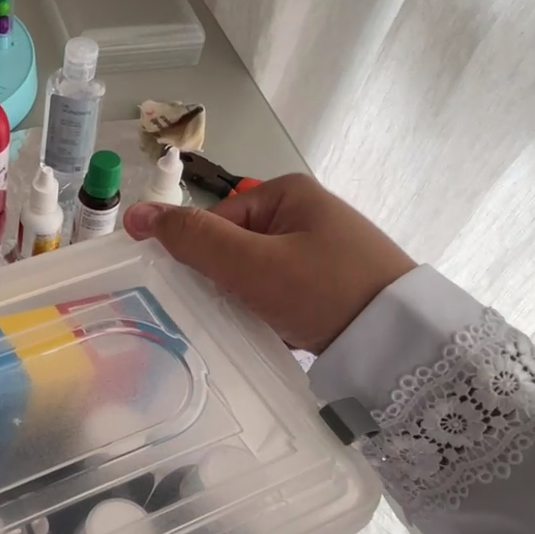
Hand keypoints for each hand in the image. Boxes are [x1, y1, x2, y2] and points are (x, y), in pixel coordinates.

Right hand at [124, 173, 416, 351]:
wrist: (399, 340)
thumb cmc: (323, 291)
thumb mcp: (252, 264)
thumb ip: (194, 240)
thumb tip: (134, 213)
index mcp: (286, 193)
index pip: (215, 223)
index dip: (203, 261)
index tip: (210, 295)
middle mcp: (304, 211)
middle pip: (234, 248)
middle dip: (228, 283)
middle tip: (239, 311)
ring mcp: (321, 246)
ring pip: (255, 274)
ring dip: (249, 301)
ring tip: (262, 324)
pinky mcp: (332, 279)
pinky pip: (280, 291)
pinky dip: (273, 311)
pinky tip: (281, 329)